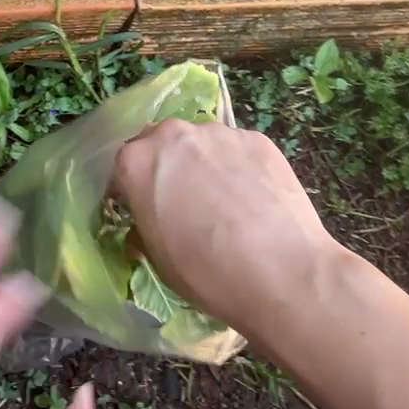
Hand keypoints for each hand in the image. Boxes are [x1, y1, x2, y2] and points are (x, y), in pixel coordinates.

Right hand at [113, 120, 338, 330]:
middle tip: (184, 202)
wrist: (284, 276)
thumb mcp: (157, 259)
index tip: (144, 208)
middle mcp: (172, 134)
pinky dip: (239, 167)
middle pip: (161, 143)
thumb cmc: (208, 274)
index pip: (124, 165)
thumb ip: (143, 227)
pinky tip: (254, 200)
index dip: (132, 188)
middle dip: (167, 167)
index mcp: (136, 161)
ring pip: (201, 143)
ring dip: (203, 163)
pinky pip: (237, 149)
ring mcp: (217, 132)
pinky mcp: (256, 138)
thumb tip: (147, 223)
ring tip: (226, 201)